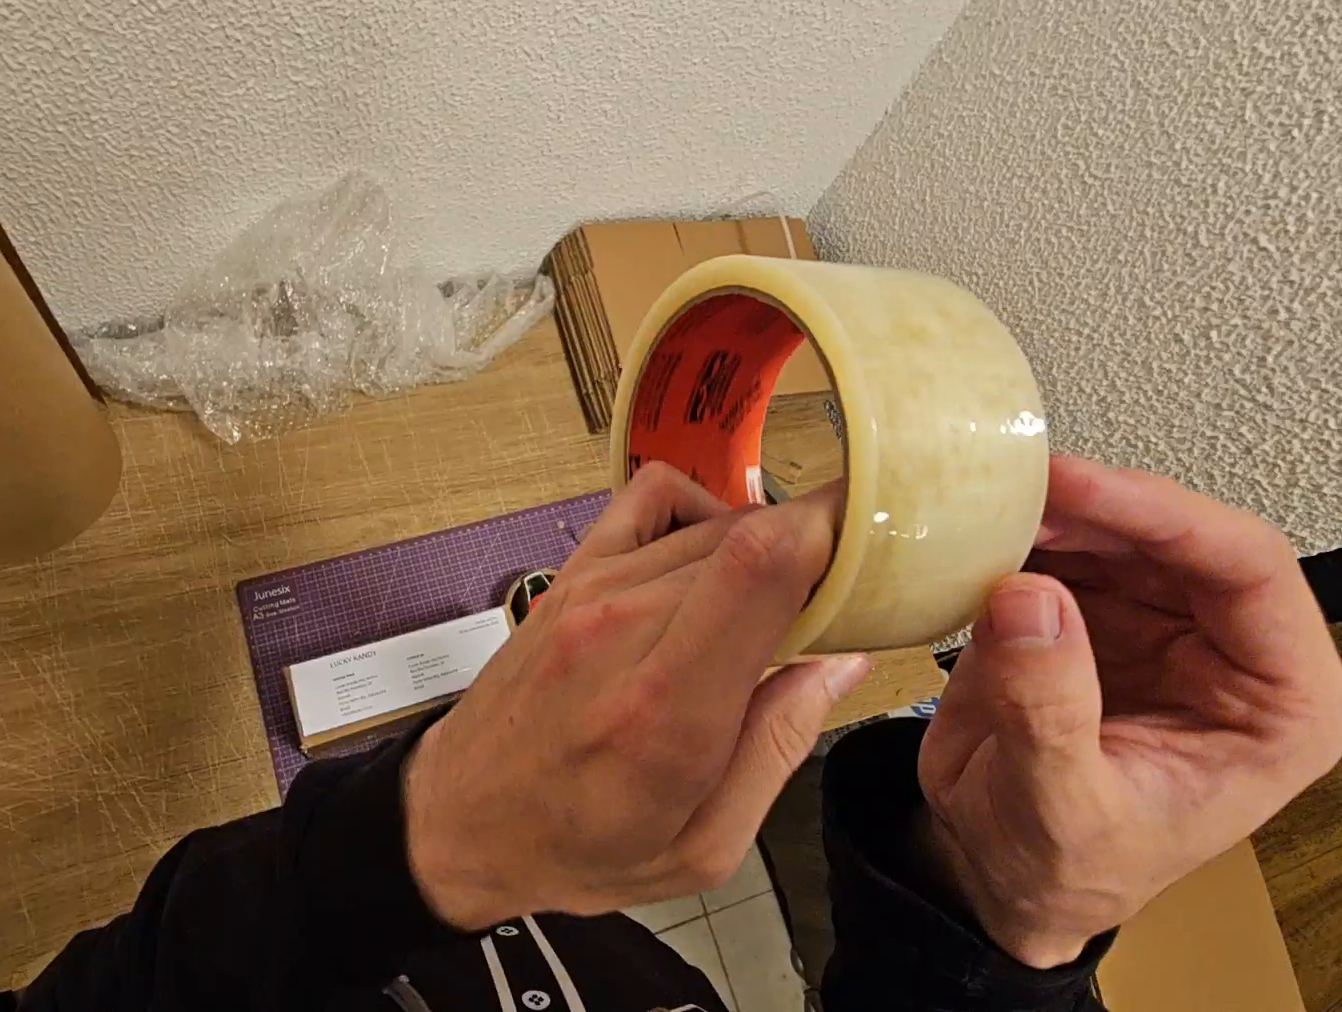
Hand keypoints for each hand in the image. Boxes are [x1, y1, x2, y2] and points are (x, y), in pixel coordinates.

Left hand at [404, 464, 870, 928]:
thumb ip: (780, 745)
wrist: (465, 814)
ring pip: (709, 522)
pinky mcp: (570, 574)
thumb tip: (841, 661)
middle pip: (747, 535)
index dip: (830, 532)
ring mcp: (590, 588)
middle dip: (813, 548)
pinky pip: (648, 497)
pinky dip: (699, 506)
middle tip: (840, 589)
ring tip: (778, 589)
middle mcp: (627, 627)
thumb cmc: (582, 842)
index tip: (876, 544)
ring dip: (763, 539)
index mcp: (670, 707)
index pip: (757, 565)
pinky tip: (709, 553)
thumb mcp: (703, 845)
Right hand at [918, 456, 1341, 966]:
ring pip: (1107, 535)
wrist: (994, 859)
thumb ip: (1048, 710)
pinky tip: (968, 536)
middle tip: (1013, 488)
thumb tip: (1028, 599)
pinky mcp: (1067, 620)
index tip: (1076, 489)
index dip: (1162, 517)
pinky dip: (1007, 539)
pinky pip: (1045, 556)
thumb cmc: (1058, 861)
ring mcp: (1136, 628)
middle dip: (1093, 507)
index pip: (1247, 572)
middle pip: (1171, 538)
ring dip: (1046, 516)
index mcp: (1266, 702)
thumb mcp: (1059, 805)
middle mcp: (1210, 650)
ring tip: (981, 508)